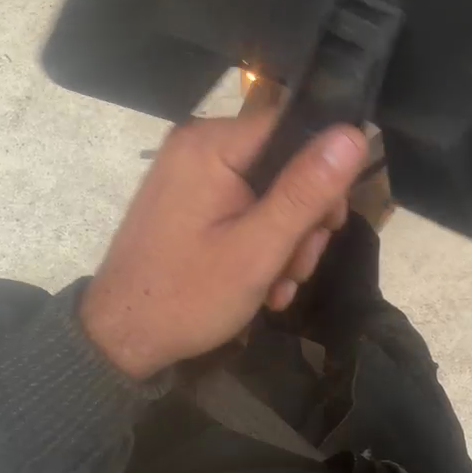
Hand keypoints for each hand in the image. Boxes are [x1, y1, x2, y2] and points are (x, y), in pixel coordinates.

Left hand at [80, 112, 368, 378]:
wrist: (117, 344)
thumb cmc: (186, 296)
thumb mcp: (258, 249)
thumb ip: (307, 190)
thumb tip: (354, 134)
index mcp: (212, 145)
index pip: (295, 128)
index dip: (324, 170)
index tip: (329, 222)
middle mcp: (201, 145)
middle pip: (287, 161)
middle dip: (304, 219)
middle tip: (298, 265)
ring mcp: (194, 171)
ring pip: (273, 188)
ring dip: (288, 238)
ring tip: (279, 284)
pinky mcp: (193, 197)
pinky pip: (248, 203)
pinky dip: (263, 240)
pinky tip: (264, 281)